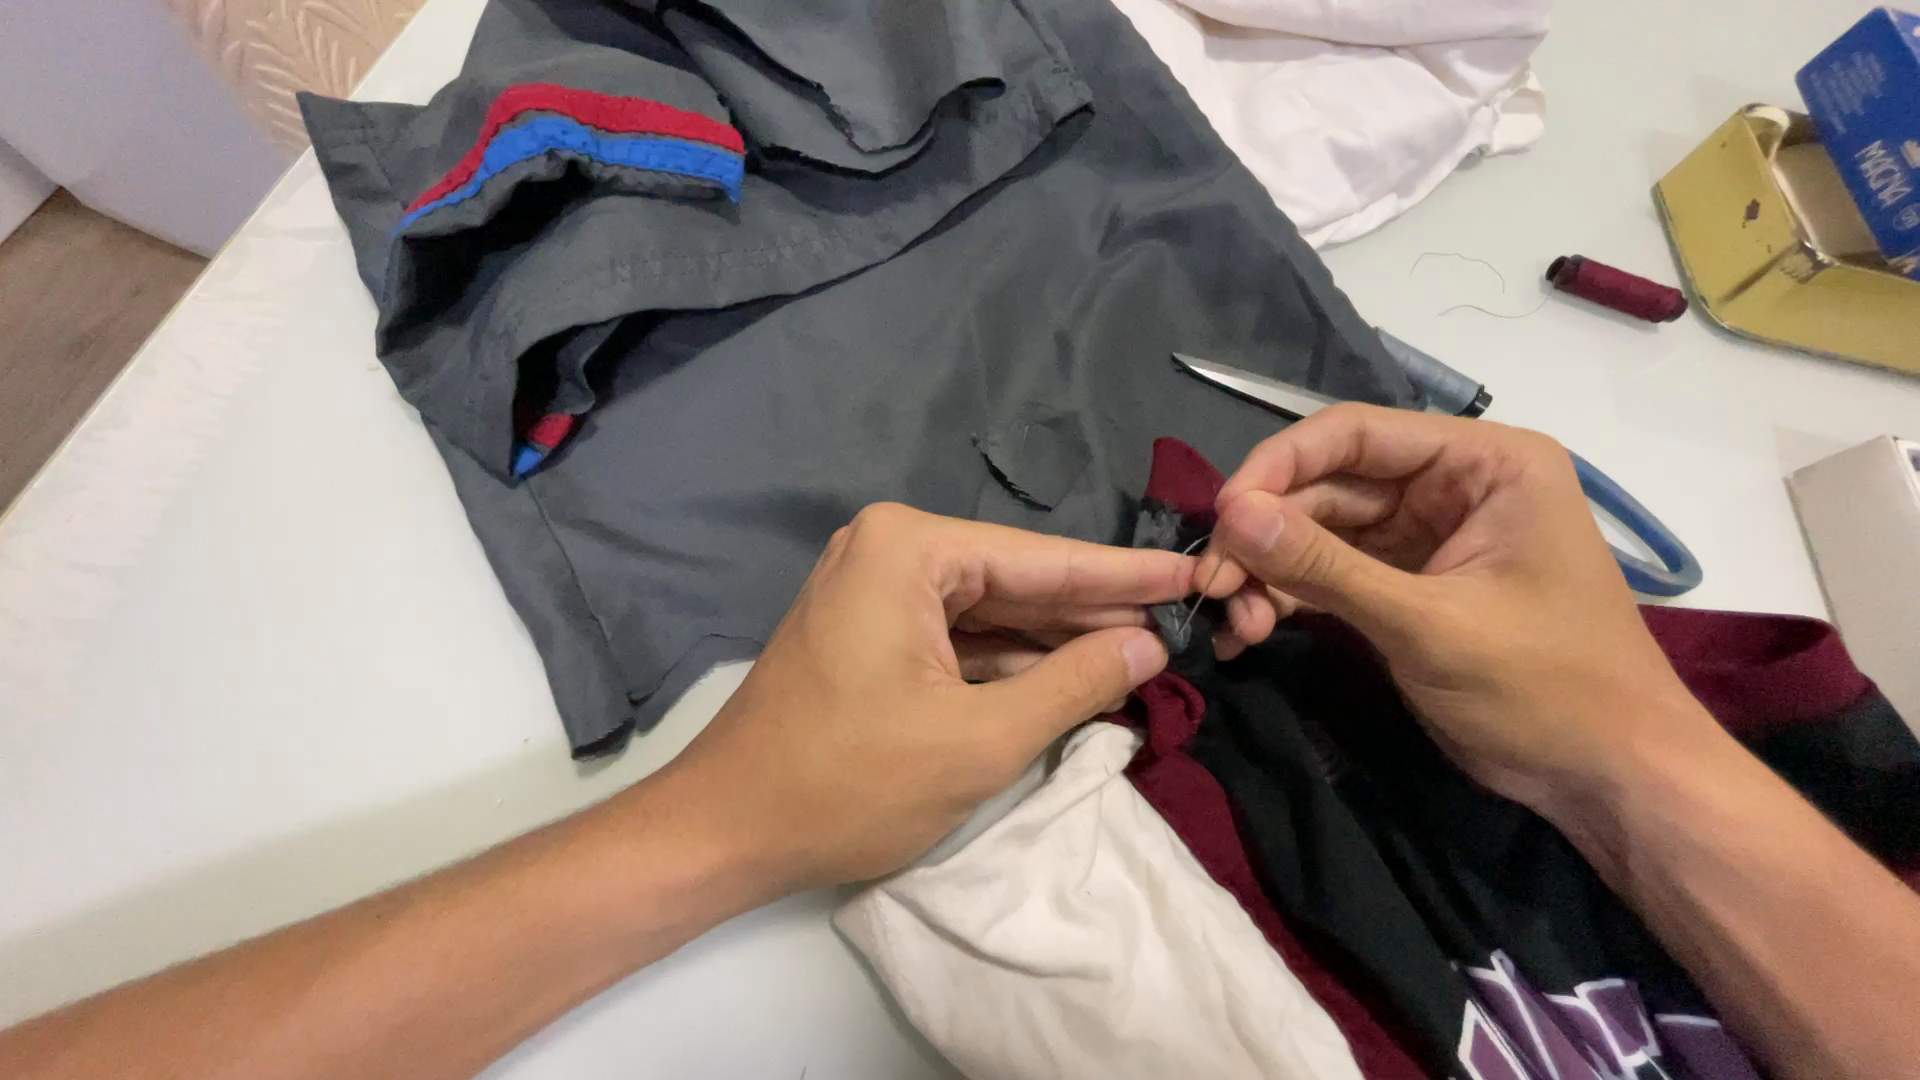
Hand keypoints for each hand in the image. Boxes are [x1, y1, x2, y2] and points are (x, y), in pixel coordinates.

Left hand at [651, 504, 1185, 894]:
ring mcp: (876, 588)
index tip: (1194, 575)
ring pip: (990, 611)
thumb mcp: (980, 740)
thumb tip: (1147, 647)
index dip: (1125, 577)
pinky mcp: (871, 629)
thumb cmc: (849, 783)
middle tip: (1179, 624)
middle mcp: (891, 549)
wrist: (726, 830)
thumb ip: (1074, 683)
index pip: (1042, 561)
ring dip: (1057, 640)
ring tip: (1143, 652)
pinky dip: (1010, 661)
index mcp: (910, 548)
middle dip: (1093, 612)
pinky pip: (957, 636)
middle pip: (1017, 581)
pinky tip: (1073, 674)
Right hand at [1195, 404, 1712, 815]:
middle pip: (1322, 489)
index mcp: (1480, 464)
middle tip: (1210, 586)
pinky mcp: (1396, 585)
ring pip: (1311, 535)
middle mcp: (1444, 488)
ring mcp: (1417, 539)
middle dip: (1262, 538)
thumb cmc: (1546, 689)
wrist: (1606, 782)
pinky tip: (1245, 634)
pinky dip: (1280, 601)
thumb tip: (1229, 514)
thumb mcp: (1425, 623)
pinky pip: (1320, 577)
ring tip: (1231, 626)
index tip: (1221, 515)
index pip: (1354, 434)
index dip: (1277, 466)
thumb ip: (1323, 566)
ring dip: (1264, 577)